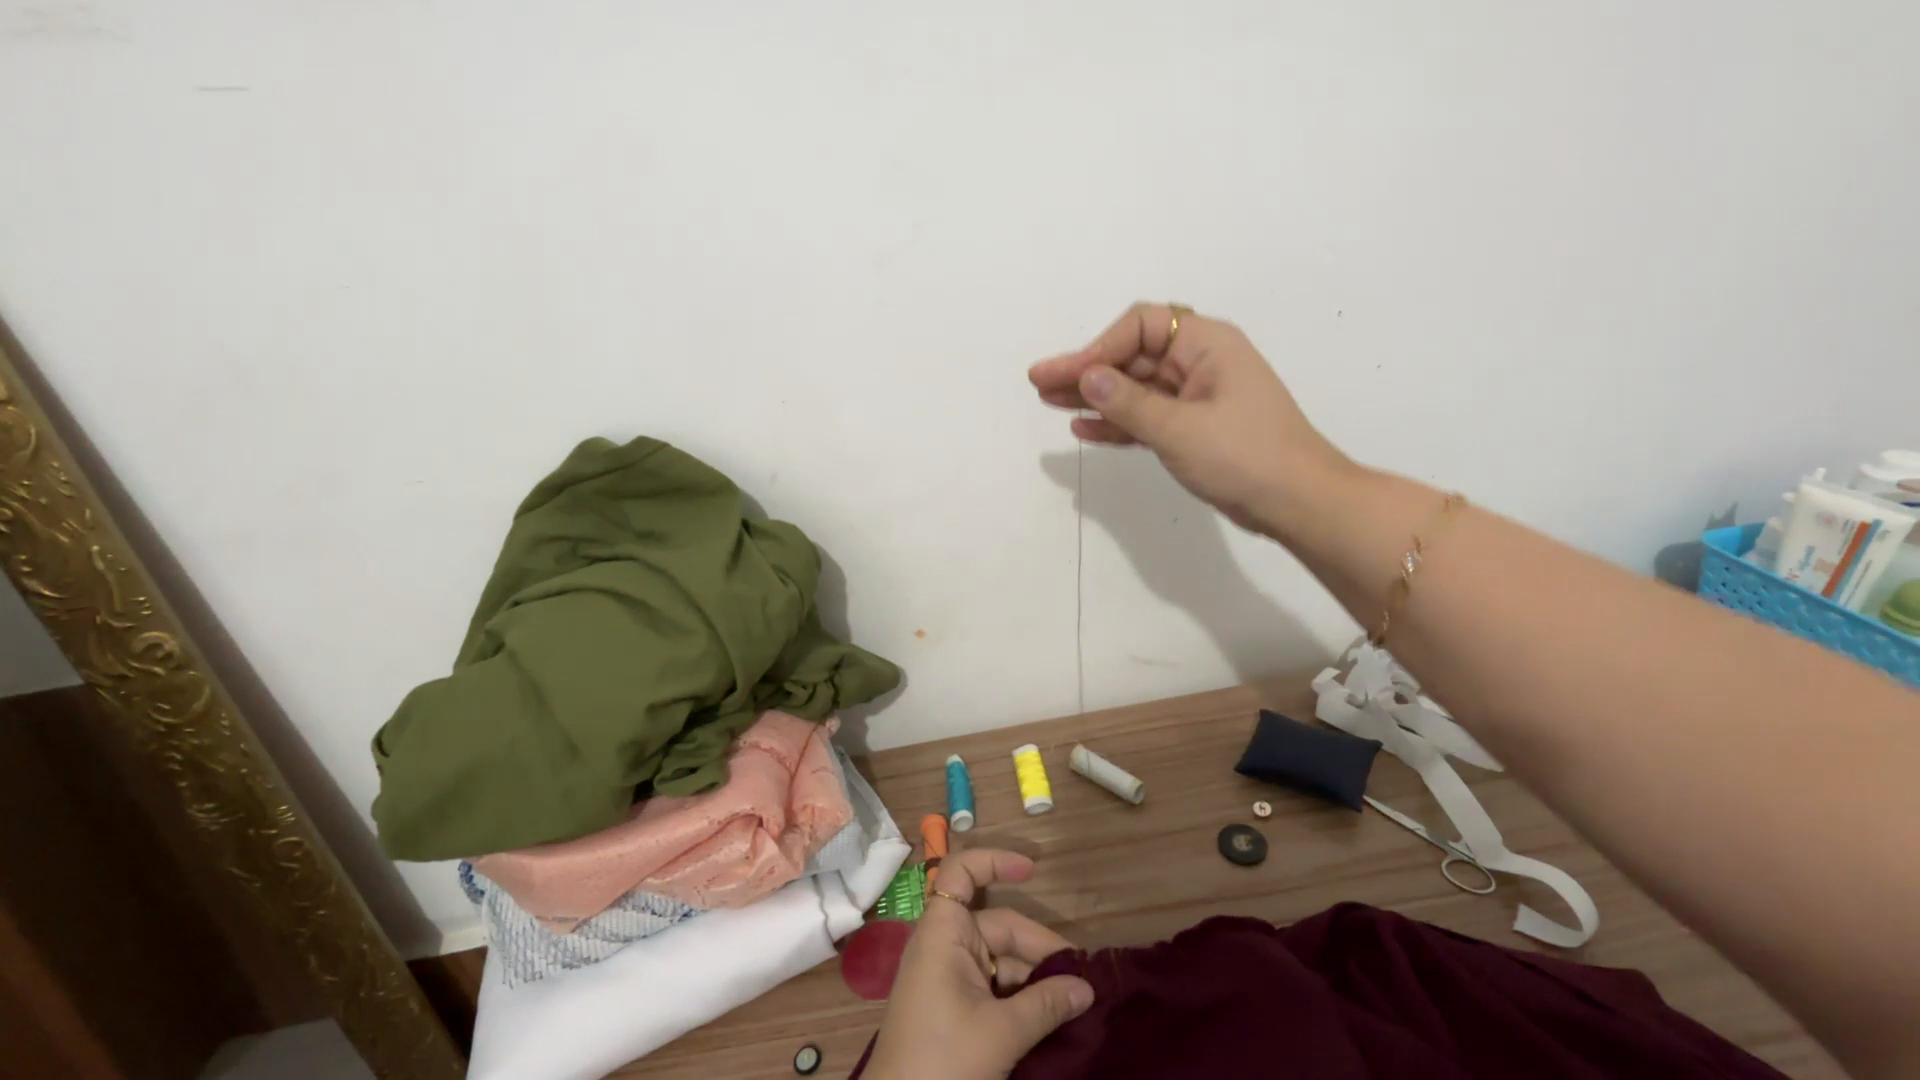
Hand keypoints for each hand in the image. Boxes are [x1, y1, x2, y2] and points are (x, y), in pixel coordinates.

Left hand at [861, 850, 1094, 1079]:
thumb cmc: (942, 1061)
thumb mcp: (1000, 1032)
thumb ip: (1046, 1005)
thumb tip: (1086, 988)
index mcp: (943, 934)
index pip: (961, 873)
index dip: (994, 862)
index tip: (1033, 871)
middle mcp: (944, 947)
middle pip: (998, 926)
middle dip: (1039, 947)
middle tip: (1082, 979)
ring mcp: (947, 978)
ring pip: (1000, 960)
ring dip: (1034, 978)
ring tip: (1074, 1002)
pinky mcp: (952, 1008)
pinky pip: (992, 986)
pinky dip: (1020, 996)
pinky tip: (1052, 1016)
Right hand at [1028, 303, 1352, 535]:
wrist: (1298, 502)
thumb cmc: (1244, 456)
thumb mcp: (1179, 428)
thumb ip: (1128, 403)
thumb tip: (1086, 376)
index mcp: (1207, 344)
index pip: (1141, 326)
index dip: (1100, 346)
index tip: (1071, 376)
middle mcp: (1201, 362)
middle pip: (1133, 355)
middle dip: (1087, 370)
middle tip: (1039, 383)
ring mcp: (1198, 397)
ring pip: (1136, 388)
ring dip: (1095, 396)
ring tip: (1049, 404)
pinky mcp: (1194, 428)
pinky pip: (1147, 416)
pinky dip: (1118, 422)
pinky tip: (1083, 429)